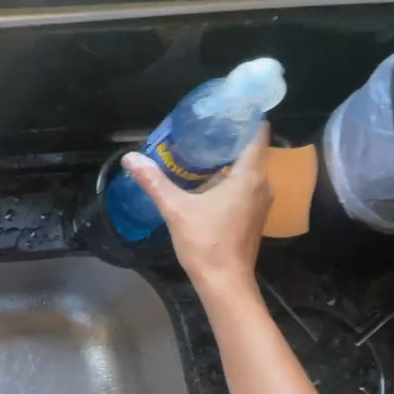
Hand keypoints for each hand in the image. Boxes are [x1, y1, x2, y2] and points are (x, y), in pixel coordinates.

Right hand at [120, 123, 270, 301]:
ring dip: (226, 164)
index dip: (244, 120)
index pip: (257, 135)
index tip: (226, 111)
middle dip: (227, 142)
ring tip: (198, 156)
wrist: (225, 282)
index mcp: (249, 176)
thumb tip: (130, 158)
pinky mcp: (254, 218)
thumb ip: (154, 181)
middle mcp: (262, 185)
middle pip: (249, 153)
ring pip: (246, 173)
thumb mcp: (175, 209)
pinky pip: (244, 189)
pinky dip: (228, 182)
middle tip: (200, 133)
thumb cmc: (206, 242)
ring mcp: (260, 203)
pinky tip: (205, 185)